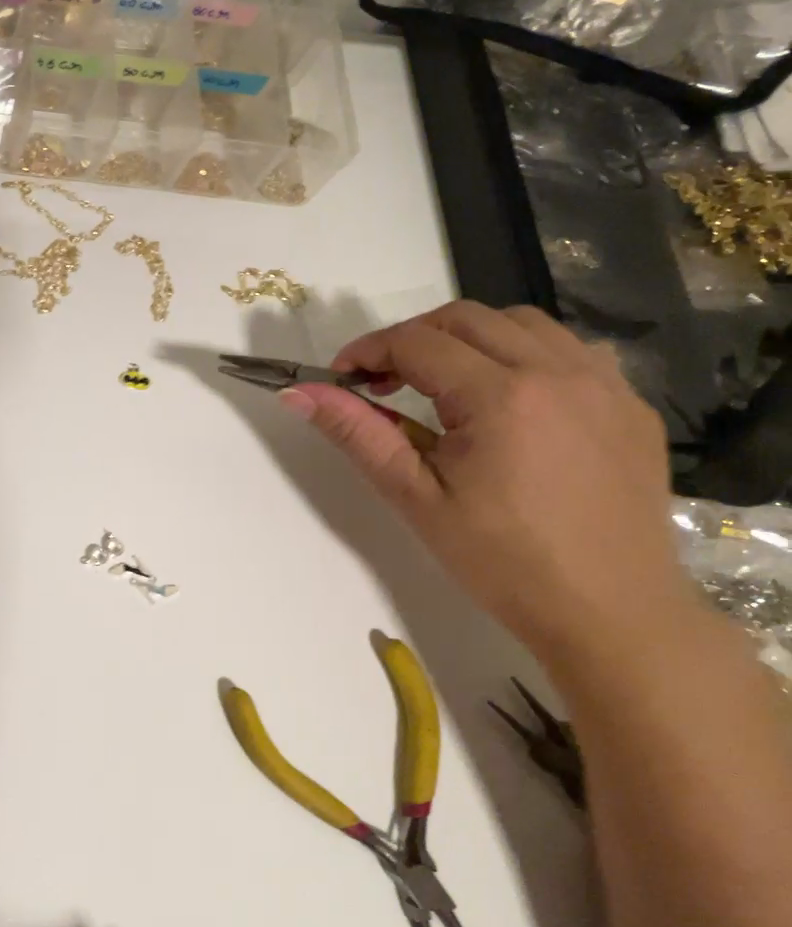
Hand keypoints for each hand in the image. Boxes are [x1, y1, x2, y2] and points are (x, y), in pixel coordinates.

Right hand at [279, 301, 692, 657]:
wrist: (609, 609)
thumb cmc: (499, 559)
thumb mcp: (413, 496)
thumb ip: (356, 433)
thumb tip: (298, 393)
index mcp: (501, 397)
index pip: (417, 342)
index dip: (367, 351)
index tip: (339, 379)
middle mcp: (559, 373)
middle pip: (468, 318)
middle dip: (412, 338)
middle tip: (380, 382)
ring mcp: (605, 385)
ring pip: (523, 324)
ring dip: (468, 338)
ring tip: (439, 386)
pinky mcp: (629, 406)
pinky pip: (570, 350)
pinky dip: (522, 355)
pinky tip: (503, 400)